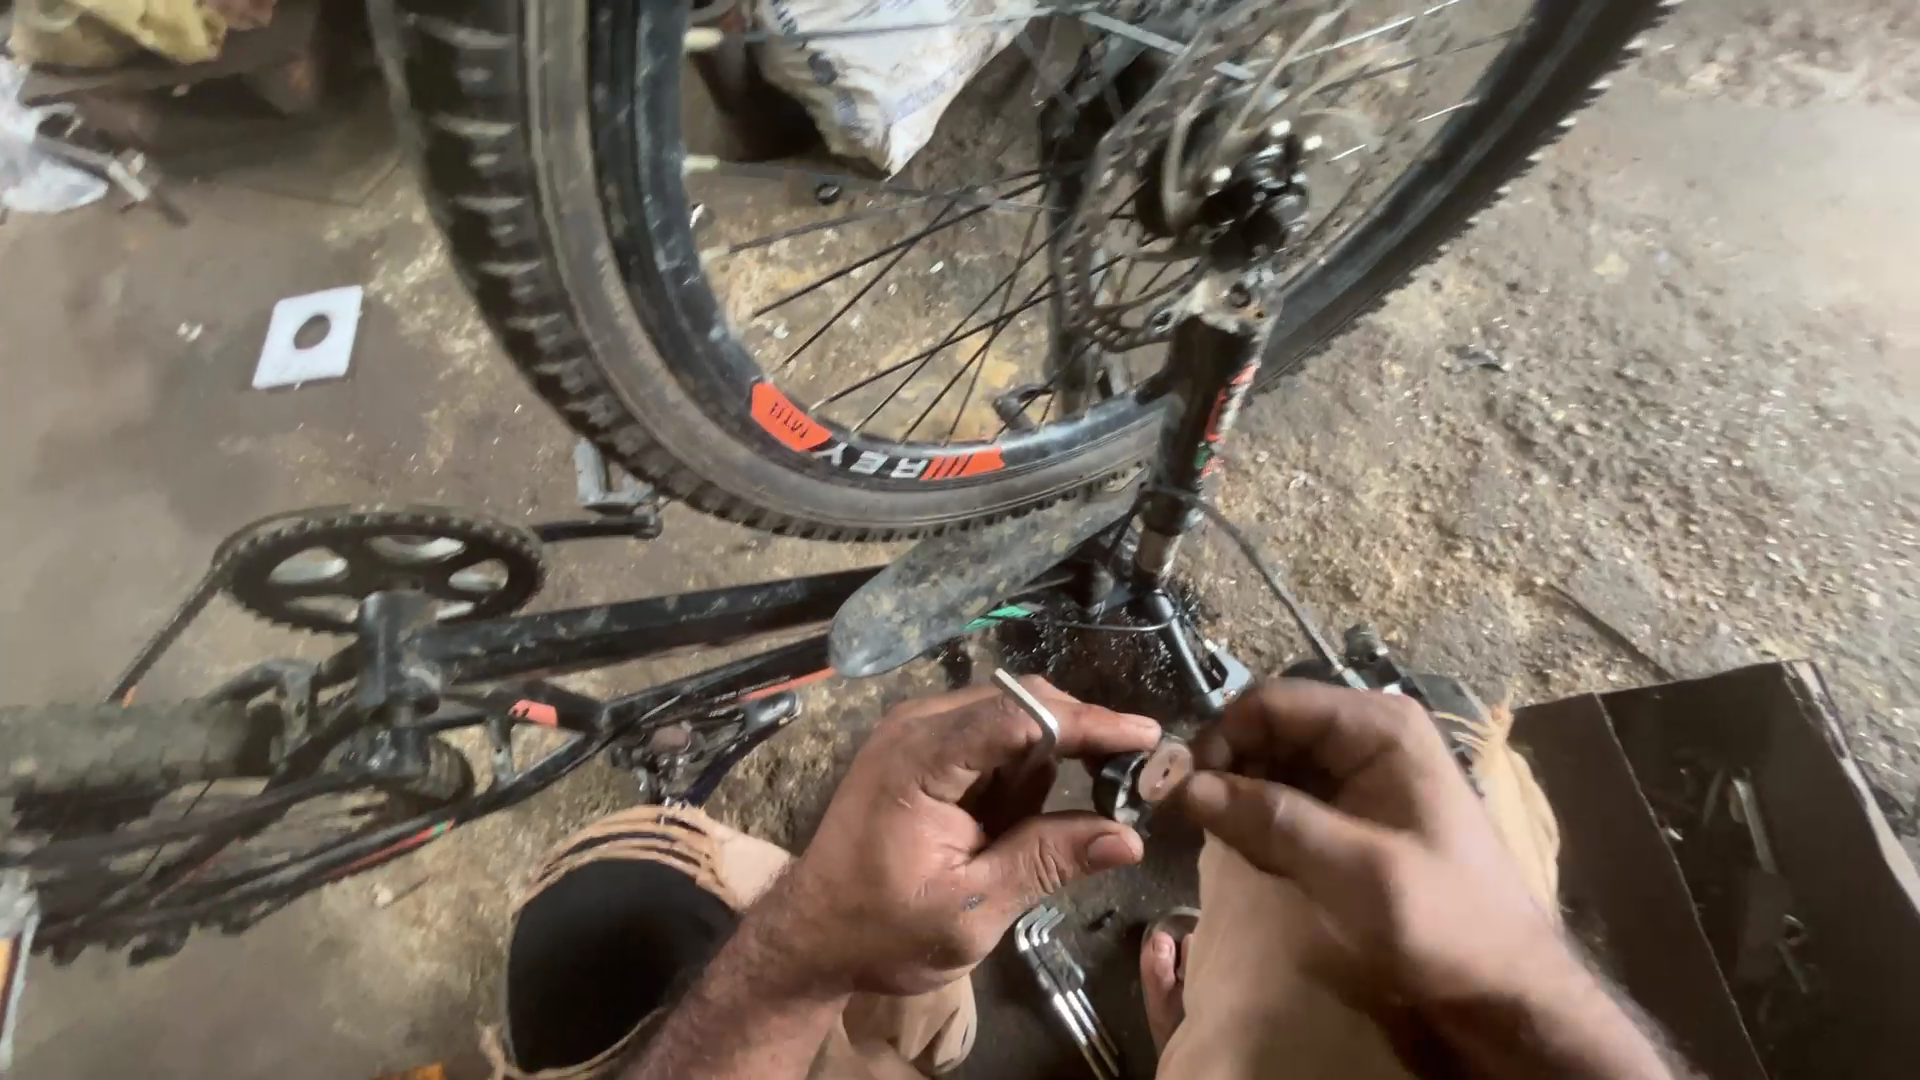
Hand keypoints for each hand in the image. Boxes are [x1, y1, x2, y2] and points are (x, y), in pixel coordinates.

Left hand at [751, 678, 1161, 996]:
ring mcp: (915, 731)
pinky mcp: (921, 747)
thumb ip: (1046, 862)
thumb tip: (1128, 837)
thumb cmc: (880, 928)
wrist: (811, 935)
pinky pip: (989, 736)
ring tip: (1045, 816)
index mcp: (918, 758)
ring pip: (1008, 716)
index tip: (1145, 735)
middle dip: (1075, 734)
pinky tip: (1012, 816)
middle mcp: (916, 725)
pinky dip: (1019, 767)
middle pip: (1017, 703)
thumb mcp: (970, 907)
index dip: (1085, 722)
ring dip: (1045, 758)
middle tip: (1127, 771)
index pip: (1016, 718)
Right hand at [1171, 679, 1570, 1005]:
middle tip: (1201, 823)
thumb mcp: (1356, 872)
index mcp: (1376, 725)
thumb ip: (1269, 821)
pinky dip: (1256, 822)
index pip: (1269, 702)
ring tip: (1243, 849)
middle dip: (1226, 773)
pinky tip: (1266, 858)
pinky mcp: (1341, 804)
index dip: (1220, 737)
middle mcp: (1359, 733)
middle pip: (1261, 729)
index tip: (1182, 787)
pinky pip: (1276, 793)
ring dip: (1239, 802)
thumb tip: (1182, 786)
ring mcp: (1350, 769)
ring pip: (1262, 762)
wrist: (1501, 993)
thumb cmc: (1445, 923)